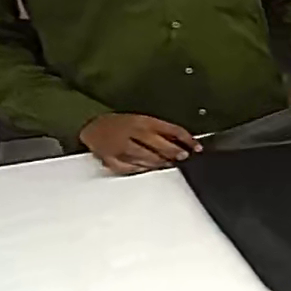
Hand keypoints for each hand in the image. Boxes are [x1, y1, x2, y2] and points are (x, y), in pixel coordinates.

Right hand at [79, 113, 200, 174]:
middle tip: (183, 157)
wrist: (93, 125)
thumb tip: (186, 143)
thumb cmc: (124, 124)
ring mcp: (119, 145)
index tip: (197, 147)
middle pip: (158, 144)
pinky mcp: (108, 157)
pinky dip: (139, 168)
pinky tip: (147, 168)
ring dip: (159, 162)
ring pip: (143, 157)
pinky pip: (126, 166)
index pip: (172, 130)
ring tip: (168, 164)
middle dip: (173, 152)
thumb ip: (164, 132)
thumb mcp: (147, 121)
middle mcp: (132, 133)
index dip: (187, 140)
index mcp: (144, 122)